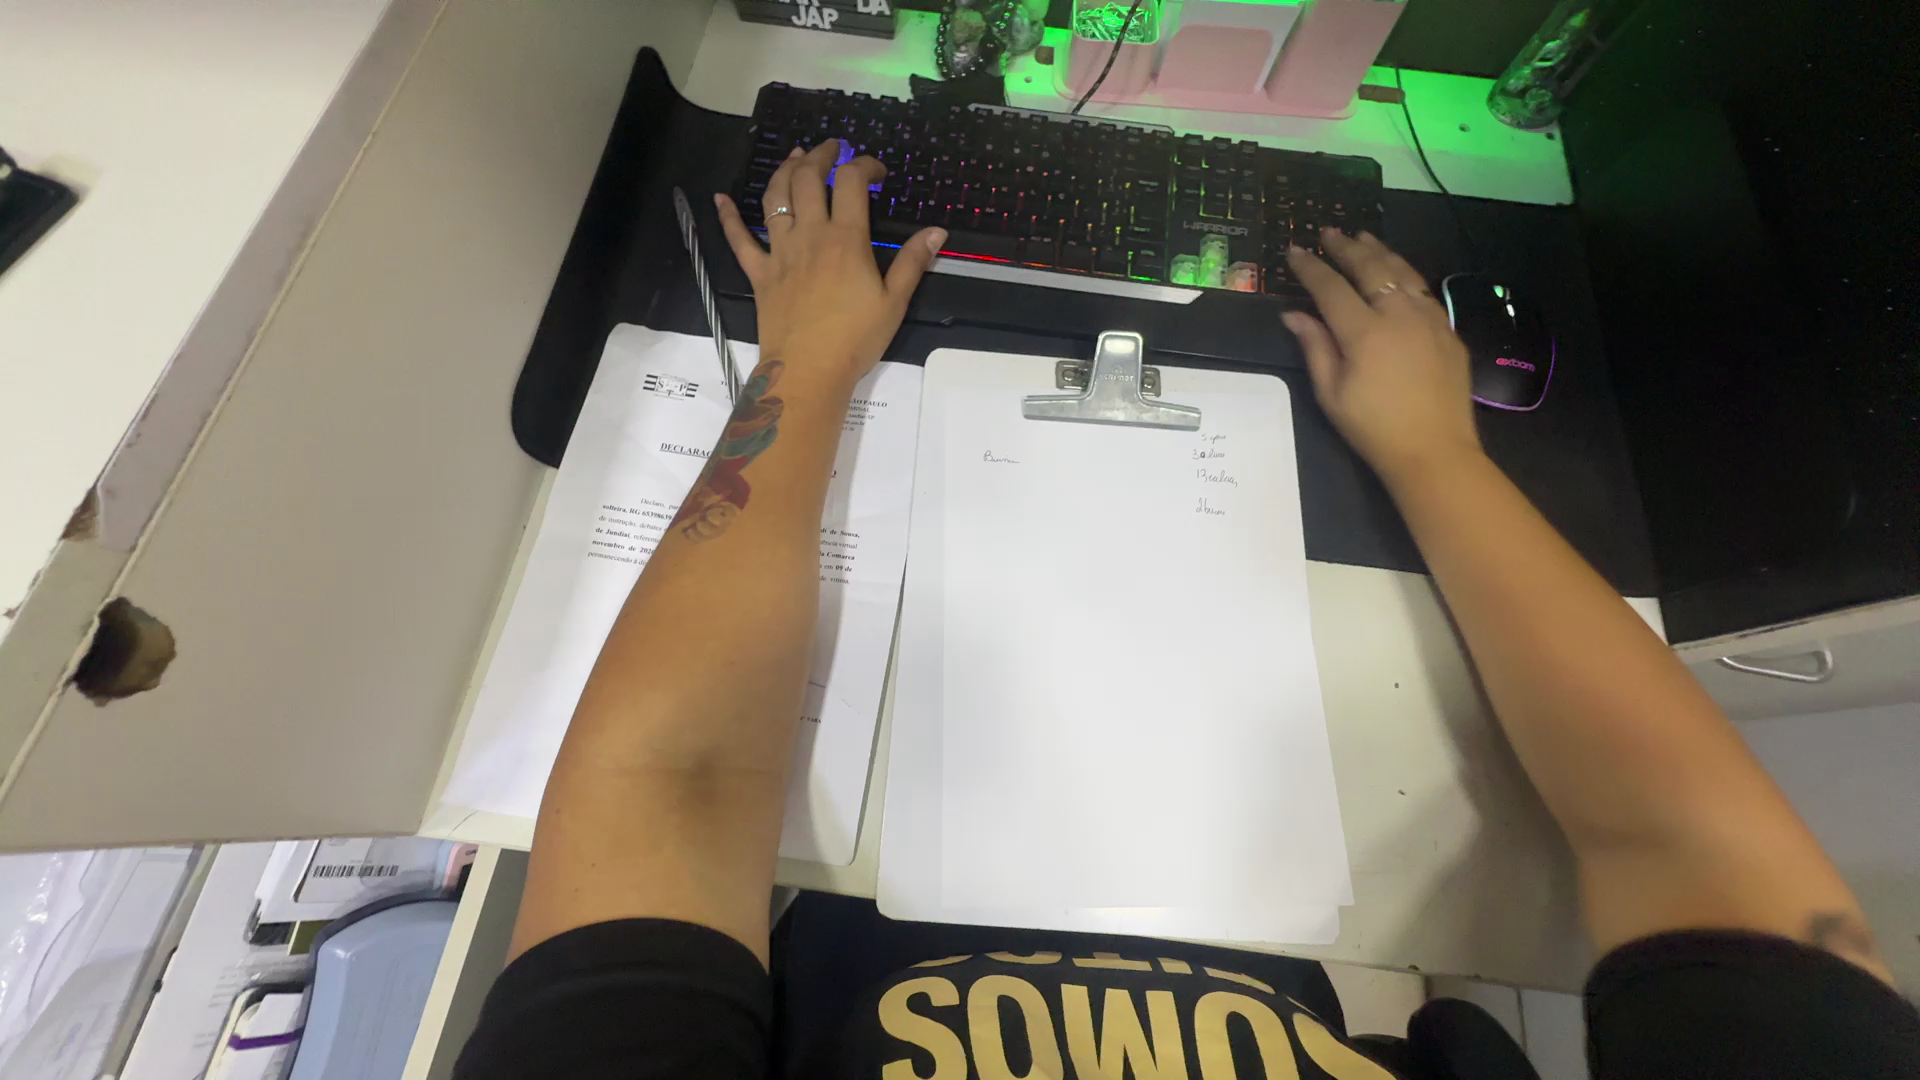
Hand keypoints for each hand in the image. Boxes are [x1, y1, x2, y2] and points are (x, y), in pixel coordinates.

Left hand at [715, 140, 946, 383]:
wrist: (809, 371)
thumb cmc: (856, 340)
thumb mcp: (894, 303)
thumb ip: (912, 263)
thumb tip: (936, 232)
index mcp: (846, 240)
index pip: (852, 183)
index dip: (864, 165)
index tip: (876, 171)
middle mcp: (810, 235)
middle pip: (809, 178)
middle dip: (821, 155)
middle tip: (831, 149)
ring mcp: (780, 252)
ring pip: (776, 197)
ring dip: (784, 170)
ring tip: (794, 158)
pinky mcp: (759, 273)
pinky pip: (739, 240)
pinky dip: (729, 217)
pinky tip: (721, 199)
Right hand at [1283, 229, 1481, 484]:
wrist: (1432, 449)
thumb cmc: (1371, 427)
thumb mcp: (1330, 393)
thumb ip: (1315, 347)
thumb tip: (1294, 315)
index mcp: (1364, 333)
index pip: (1331, 288)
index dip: (1311, 267)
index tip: (1294, 250)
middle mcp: (1399, 315)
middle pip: (1371, 269)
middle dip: (1346, 248)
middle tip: (1329, 232)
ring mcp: (1429, 319)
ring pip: (1403, 272)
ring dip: (1379, 252)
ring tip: (1363, 238)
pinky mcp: (1447, 330)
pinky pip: (1422, 291)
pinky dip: (1404, 274)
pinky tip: (1396, 273)